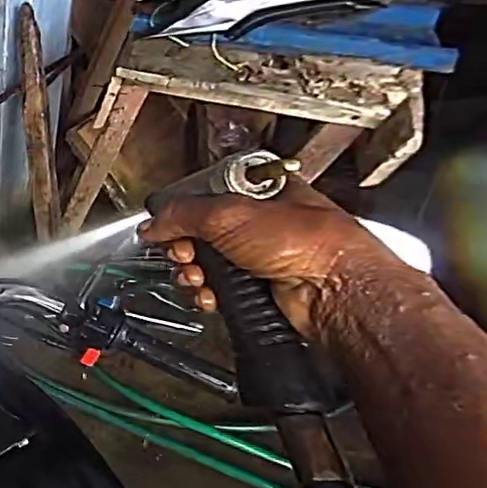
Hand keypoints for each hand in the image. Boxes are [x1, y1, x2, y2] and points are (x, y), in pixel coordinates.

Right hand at [139, 177, 402, 338]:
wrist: (334, 293)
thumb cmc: (309, 245)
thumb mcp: (230, 214)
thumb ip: (181, 214)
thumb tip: (152, 224)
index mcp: (260, 192)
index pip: (204, 194)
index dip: (183, 210)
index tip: (172, 222)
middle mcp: (258, 222)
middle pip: (195, 232)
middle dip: (183, 248)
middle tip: (188, 254)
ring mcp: (255, 256)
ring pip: (200, 263)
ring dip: (191, 274)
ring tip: (201, 278)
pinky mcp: (251, 286)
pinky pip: (212, 288)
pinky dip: (205, 294)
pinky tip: (213, 295)